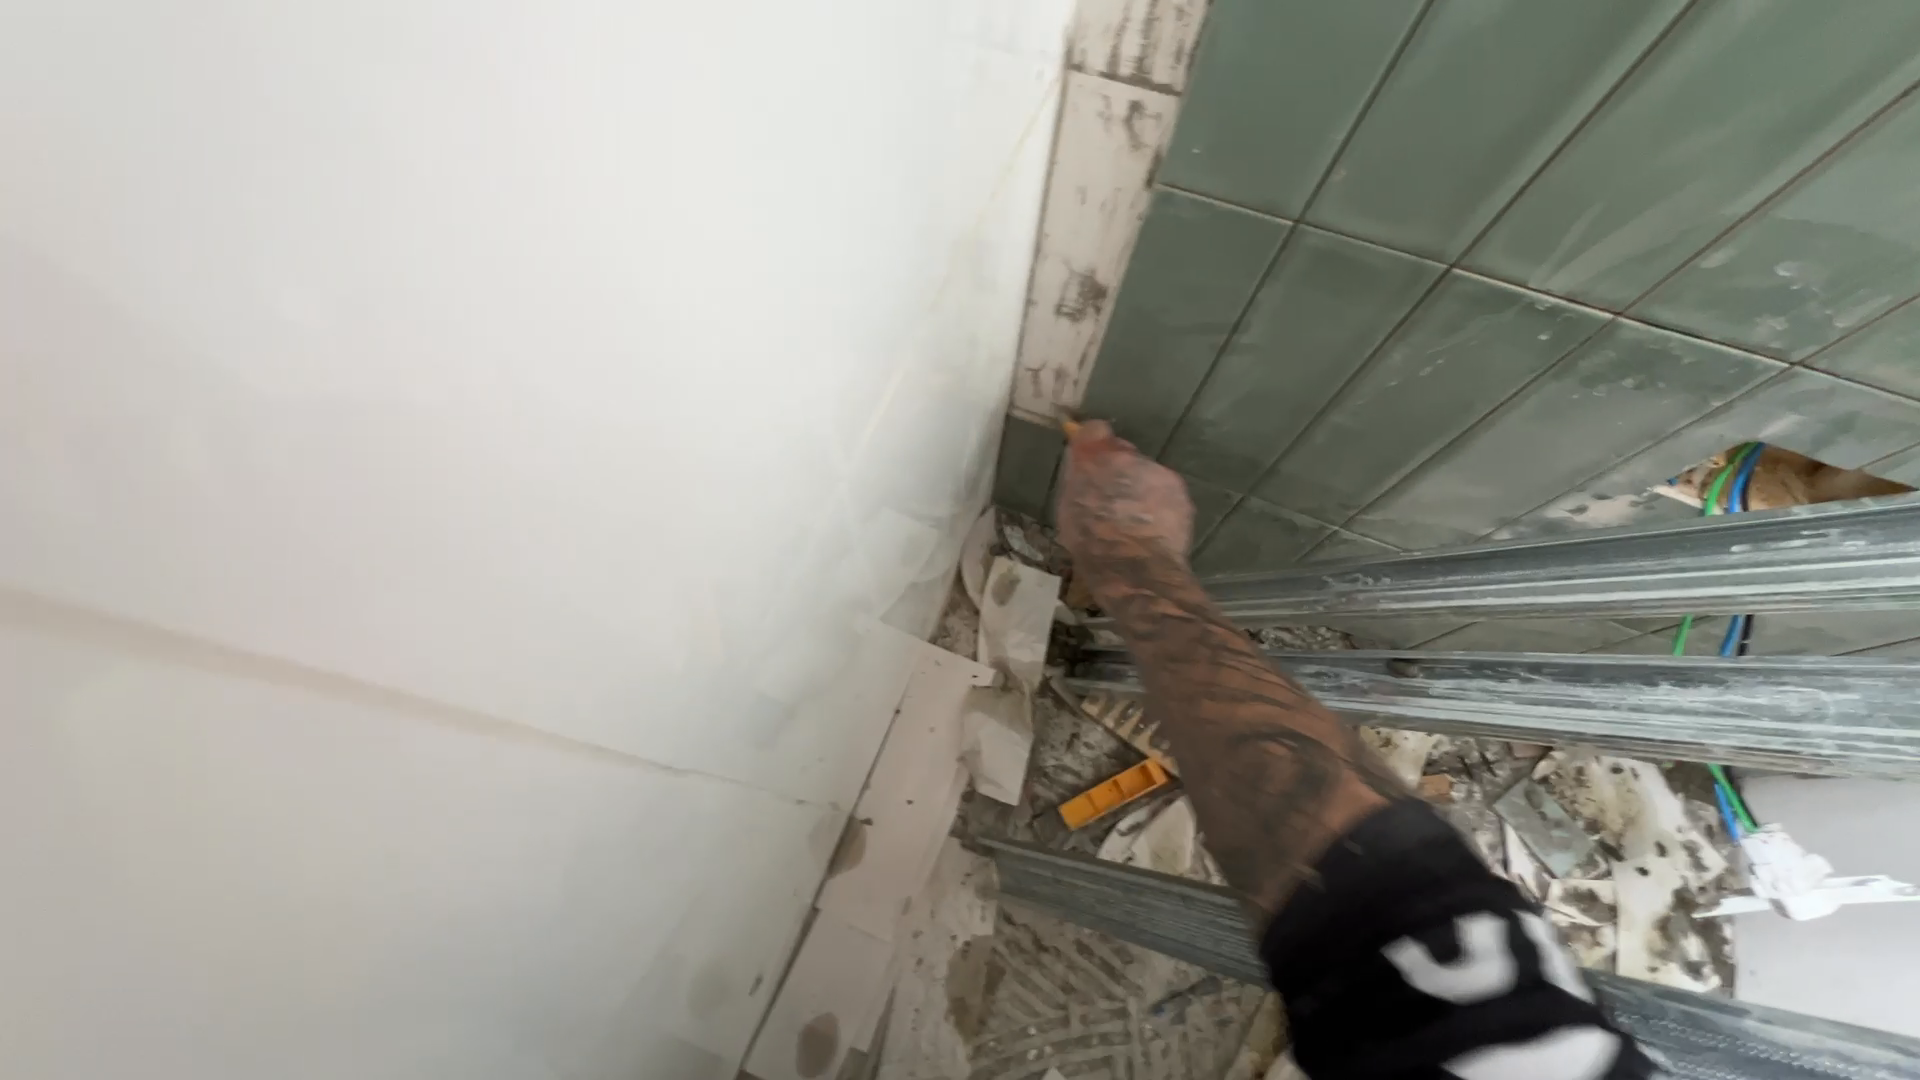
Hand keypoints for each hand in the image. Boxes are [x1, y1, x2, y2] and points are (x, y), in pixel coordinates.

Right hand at [1054, 420, 1194, 579]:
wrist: (1134, 568)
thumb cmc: (1090, 543)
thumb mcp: (1068, 509)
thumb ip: (1077, 479)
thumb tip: (1081, 465)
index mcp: (1094, 458)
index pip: (1093, 430)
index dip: (1092, 443)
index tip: (1090, 458)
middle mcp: (1127, 456)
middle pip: (1123, 453)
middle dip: (1118, 469)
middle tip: (1111, 498)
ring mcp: (1157, 471)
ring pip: (1146, 473)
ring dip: (1139, 487)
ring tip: (1133, 518)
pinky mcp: (1178, 489)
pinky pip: (1164, 491)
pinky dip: (1158, 503)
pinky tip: (1151, 527)